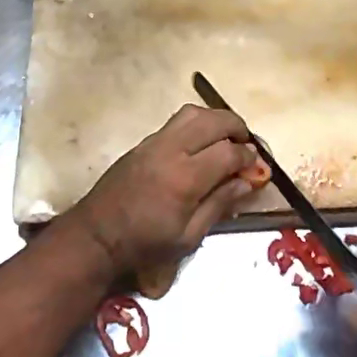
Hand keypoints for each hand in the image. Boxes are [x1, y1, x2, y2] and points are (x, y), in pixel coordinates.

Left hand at [57, 105, 255, 280]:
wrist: (98, 234)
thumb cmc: (145, 243)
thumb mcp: (189, 236)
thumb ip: (220, 204)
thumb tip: (248, 181)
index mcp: (185, 178)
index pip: (228, 152)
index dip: (249, 157)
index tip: (258, 168)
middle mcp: (171, 150)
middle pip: (213, 120)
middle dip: (237, 128)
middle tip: (248, 146)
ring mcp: (154, 142)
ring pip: (192, 113)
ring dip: (215, 119)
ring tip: (227, 139)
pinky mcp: (143, 142)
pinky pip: (176, 122)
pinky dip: (196, 124)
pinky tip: (201, 145)